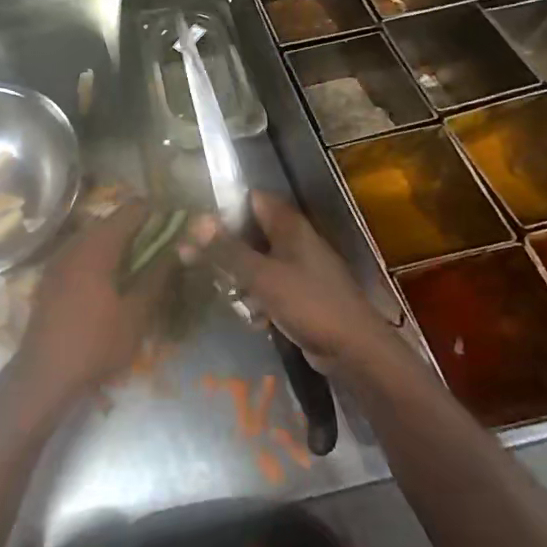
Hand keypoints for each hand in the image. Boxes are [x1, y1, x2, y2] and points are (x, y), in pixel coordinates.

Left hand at [13, 201, 175, 402]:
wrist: (45, 376)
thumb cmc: (96, 343)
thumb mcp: (137, 312)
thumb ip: (159, 273)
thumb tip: (185, 246)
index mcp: (96, 247)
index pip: (131, 210)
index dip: (157, 212)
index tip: (178, 224)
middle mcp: (74, 245)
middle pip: (111, 221)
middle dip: (139, 227)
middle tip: (166, 245)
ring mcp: (58, 260)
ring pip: (94, 237)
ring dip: (119, 242)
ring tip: (144, 261)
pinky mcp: (51, 278)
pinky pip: (81, 253)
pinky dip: (101, 256)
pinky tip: (114, 278)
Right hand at [184, 193, 394, 371]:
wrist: (352, 347)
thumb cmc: (307, 302)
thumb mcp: (261, 275)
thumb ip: (227, 250)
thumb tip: (194, 223)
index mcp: (289, 226)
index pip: (252, 199)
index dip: (224, 208)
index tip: (196, 225)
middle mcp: (295, 240)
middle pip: (251, 232)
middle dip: (227, 249)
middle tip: (200, 264)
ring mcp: (299, 267)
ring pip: (258, 262)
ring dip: (240, 278)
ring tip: (227, 295)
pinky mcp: (300, 293)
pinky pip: (270, 287)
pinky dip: (259, 298)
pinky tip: (253, 318)